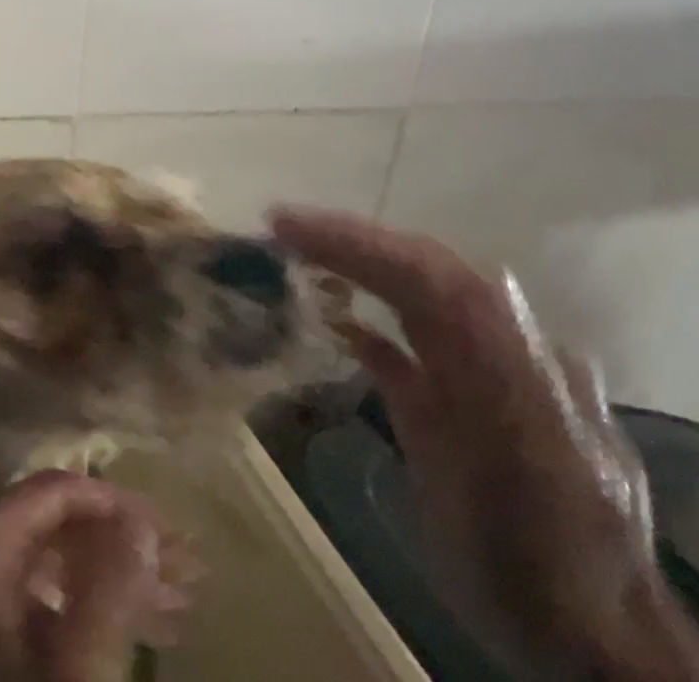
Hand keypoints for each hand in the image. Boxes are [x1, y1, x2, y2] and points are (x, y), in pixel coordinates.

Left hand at [0, 471, 196, 681]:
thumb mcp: (82, 663)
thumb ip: (112, 586)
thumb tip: (140, 520)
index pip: (53, 490)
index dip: (115, 502)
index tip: (174, 532)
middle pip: (58, 518)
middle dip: (125, 538)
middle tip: (192, 566)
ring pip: (62, 553)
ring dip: (123, 569)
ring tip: (187, 596)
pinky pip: (54, 586)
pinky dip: (103, 597)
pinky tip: (158, 622)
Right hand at [271, 206, 697, 679]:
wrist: (581, 632)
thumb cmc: (530, 557)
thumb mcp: (505, 475)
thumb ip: (465, 391)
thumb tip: (395, 326)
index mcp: (514, 370)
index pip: (435, 277)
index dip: (359, 242)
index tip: (281, 224)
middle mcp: (503, 363)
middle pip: (431, 275)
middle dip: (354, 241)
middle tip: (274, 225)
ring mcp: (481, 389)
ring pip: (421, 304)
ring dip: (359, 269)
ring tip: (292, 254)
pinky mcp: (457, 417)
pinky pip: (409, 351)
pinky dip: (365, 325)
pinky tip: (328, 323)